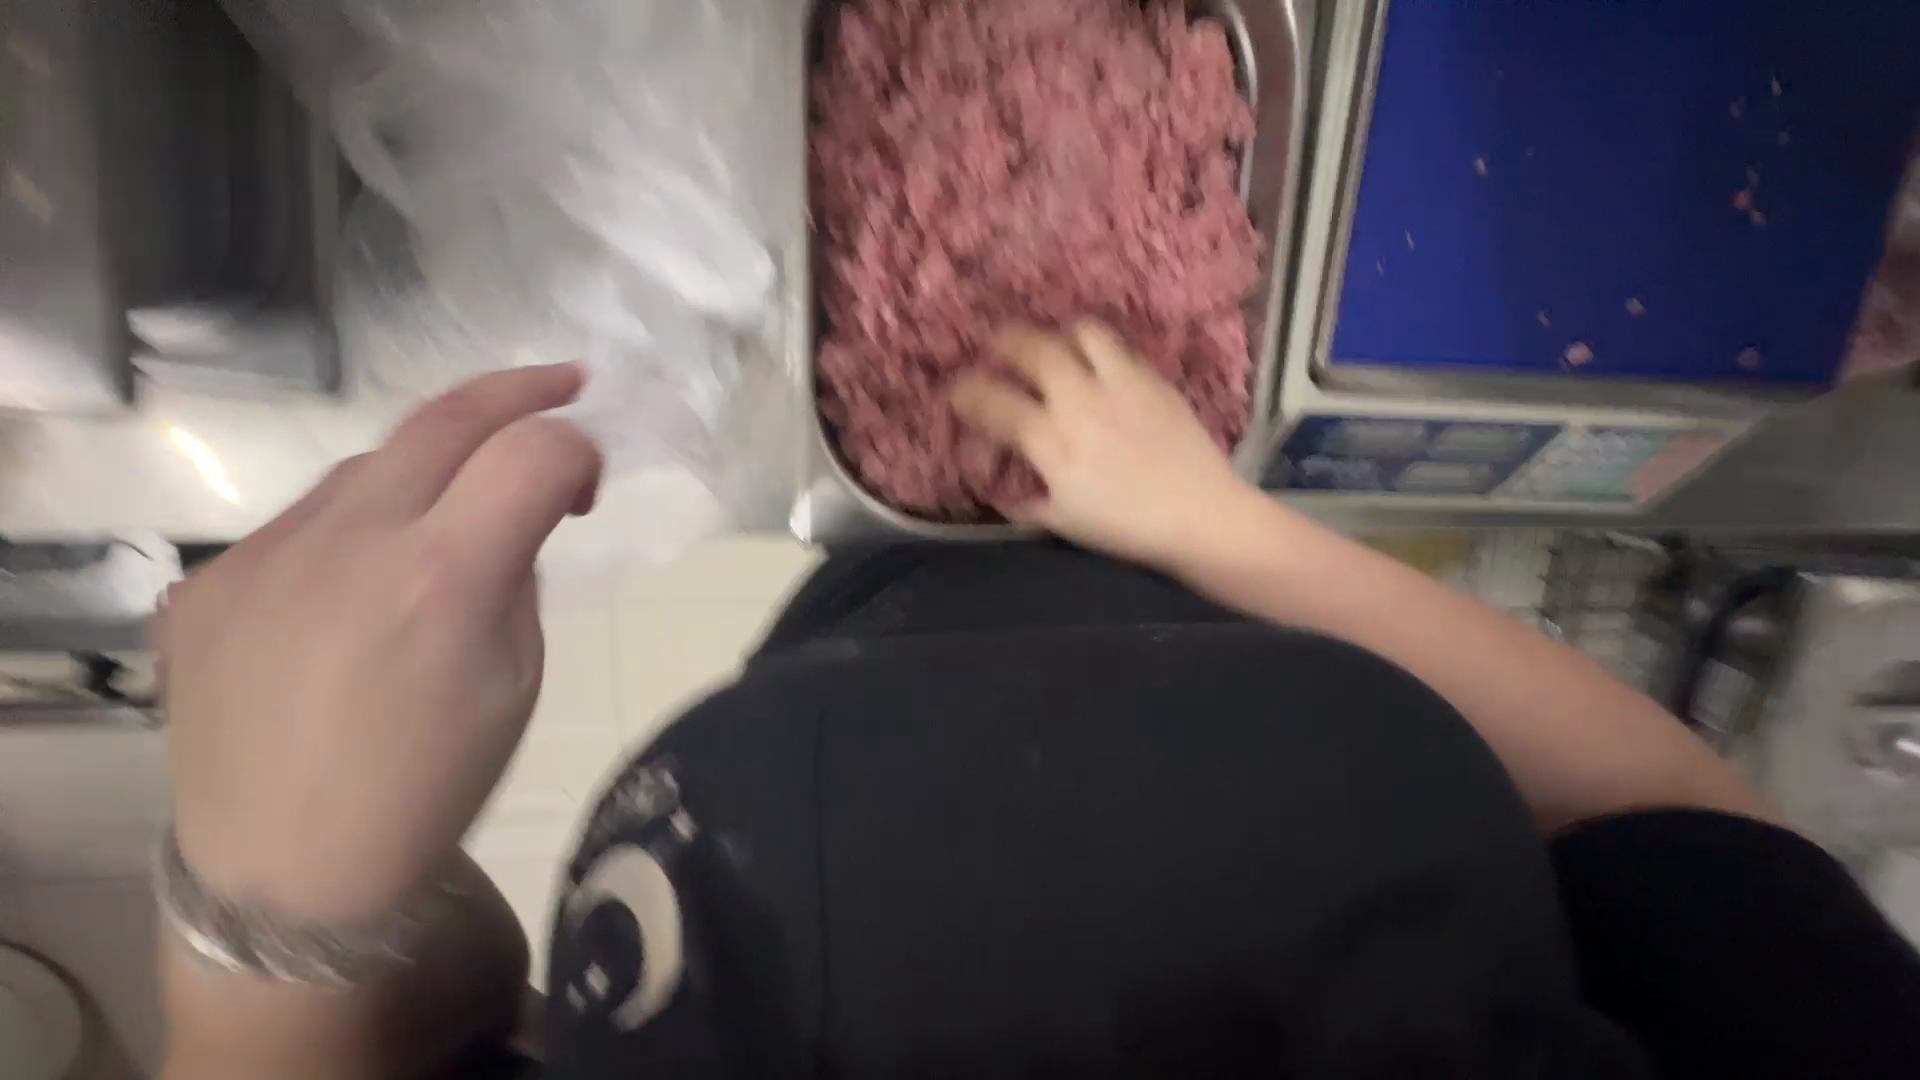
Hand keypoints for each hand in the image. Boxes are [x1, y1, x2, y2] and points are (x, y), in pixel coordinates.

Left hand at [158, 364, 602, 922]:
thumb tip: (507, 521)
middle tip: (566, 383)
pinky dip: (364, 525)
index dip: (579, 448)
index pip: (535, 452)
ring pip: (373, 464)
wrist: (292, 864)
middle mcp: (349, 542)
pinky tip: (368, 583)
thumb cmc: (440, 775)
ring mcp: (264, 554)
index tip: (588, 487)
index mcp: (445, 578)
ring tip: (456, 516)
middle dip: (521, 390)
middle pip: (447, 416)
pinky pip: (310, 520)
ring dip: (435, 469)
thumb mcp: (520, 672)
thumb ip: (516, 573)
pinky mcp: (209, 578)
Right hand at [950, 321, 1260, 567]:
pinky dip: (1099, 353)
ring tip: (1055, 348)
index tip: (956, 390)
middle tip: (995, 346)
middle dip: (1006, 342)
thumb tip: (1004, 492)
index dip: (967, 393)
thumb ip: (1026, 503)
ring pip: (1081, 334)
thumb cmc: (1127, 527)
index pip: (995, 404)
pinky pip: (1119, 350)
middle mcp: (1081, 401)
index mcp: (1052, 442)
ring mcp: (1121, 384)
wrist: (1201, 516)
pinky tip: (1100, 369)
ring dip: (1059, 336)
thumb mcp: (1064, 523)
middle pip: (1034, 350)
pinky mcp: (1154, 380)